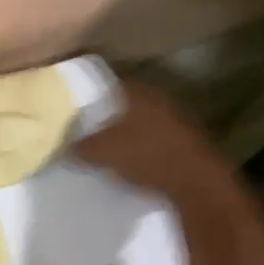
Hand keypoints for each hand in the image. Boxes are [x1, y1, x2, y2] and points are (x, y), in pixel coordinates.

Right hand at [75, 80, 236, 205]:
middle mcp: (161, 99)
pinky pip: (160, 138)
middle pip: (130, 101)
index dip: (94, 92)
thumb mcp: (102, 153)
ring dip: (132, 130)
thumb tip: (66, 148)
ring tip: (112, 144)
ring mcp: (180, 119)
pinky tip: (136, 159)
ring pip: (147, 120)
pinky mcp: (191, 142)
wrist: (197, 183)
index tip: (79, 103)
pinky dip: (147, 145)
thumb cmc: (146, 156)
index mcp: (139, 92)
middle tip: (92, 125)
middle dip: (112, 113)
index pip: (112, 82)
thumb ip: (81, 147)